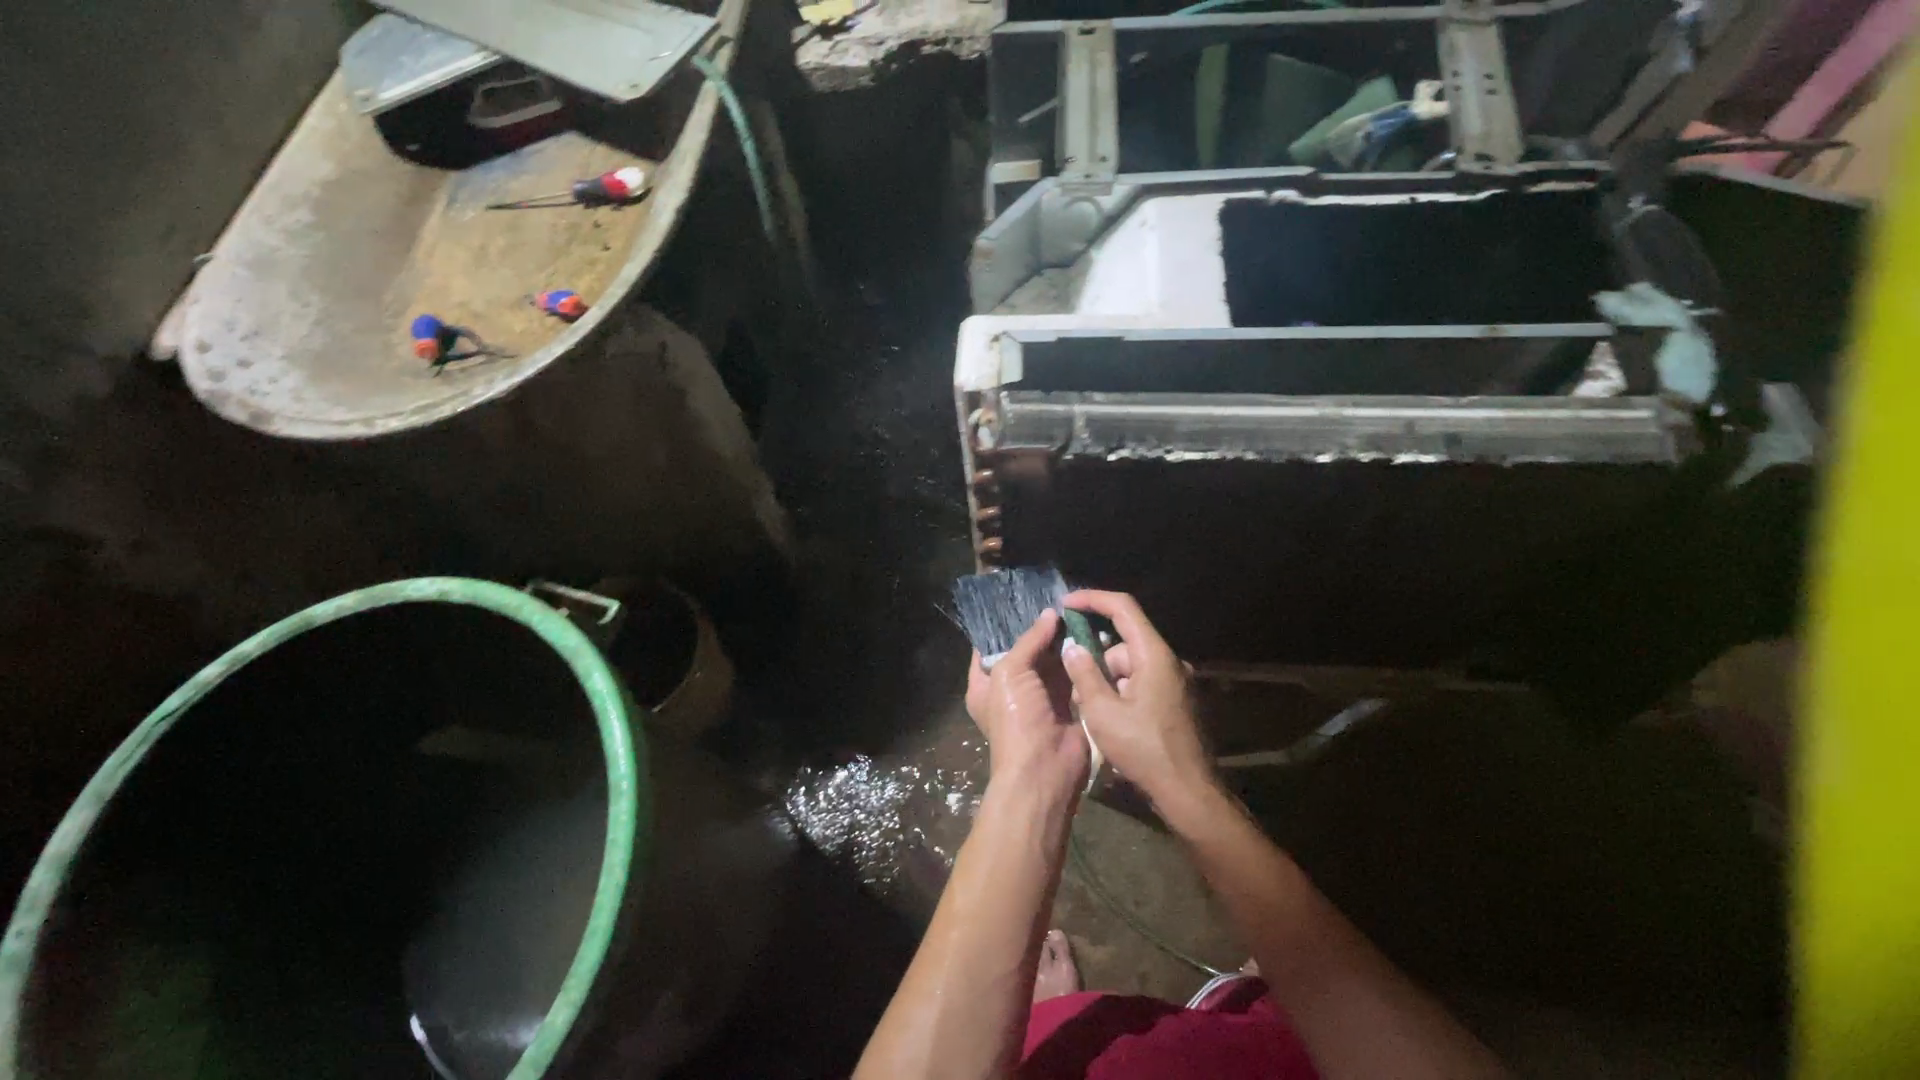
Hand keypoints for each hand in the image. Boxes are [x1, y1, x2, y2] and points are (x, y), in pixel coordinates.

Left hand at [966, 609, 1088, 793]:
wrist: (1045, 768)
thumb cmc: (1015, 719)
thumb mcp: (1010, 673)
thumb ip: (1028, 641)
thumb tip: (1048, 614)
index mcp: (985, 684)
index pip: (990, 647)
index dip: (1004, 625)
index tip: (1022, 599)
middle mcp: (1012, 688)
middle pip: (1026, 651)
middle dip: (1041, 630)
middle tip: (1059, 598)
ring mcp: (1041, 697)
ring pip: (1053, 661)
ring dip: (1064, 641)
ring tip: (1078, 609)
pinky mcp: (1068, 703)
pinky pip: (1074, 674)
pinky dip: (1081, 658)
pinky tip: (1092, 631)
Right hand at [1058, 590, 1212, 808]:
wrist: (1188, 791)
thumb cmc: (1143, 749)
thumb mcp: (1102, 712)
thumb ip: (1084, 674)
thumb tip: (1072, 647)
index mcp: (1154, 655)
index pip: (1123, 608)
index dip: (1092, 599)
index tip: (1065, 604)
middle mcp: (1169, 662)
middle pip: (1124, 643)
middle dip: (1095, 658)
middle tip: (1072, 683)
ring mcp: (1176, 683)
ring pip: (1131, 667)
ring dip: (1108, 681)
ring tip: (1089, 711)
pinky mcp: (1177, 702)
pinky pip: (1142, 684)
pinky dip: (1122, 693)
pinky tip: (1109, 721)